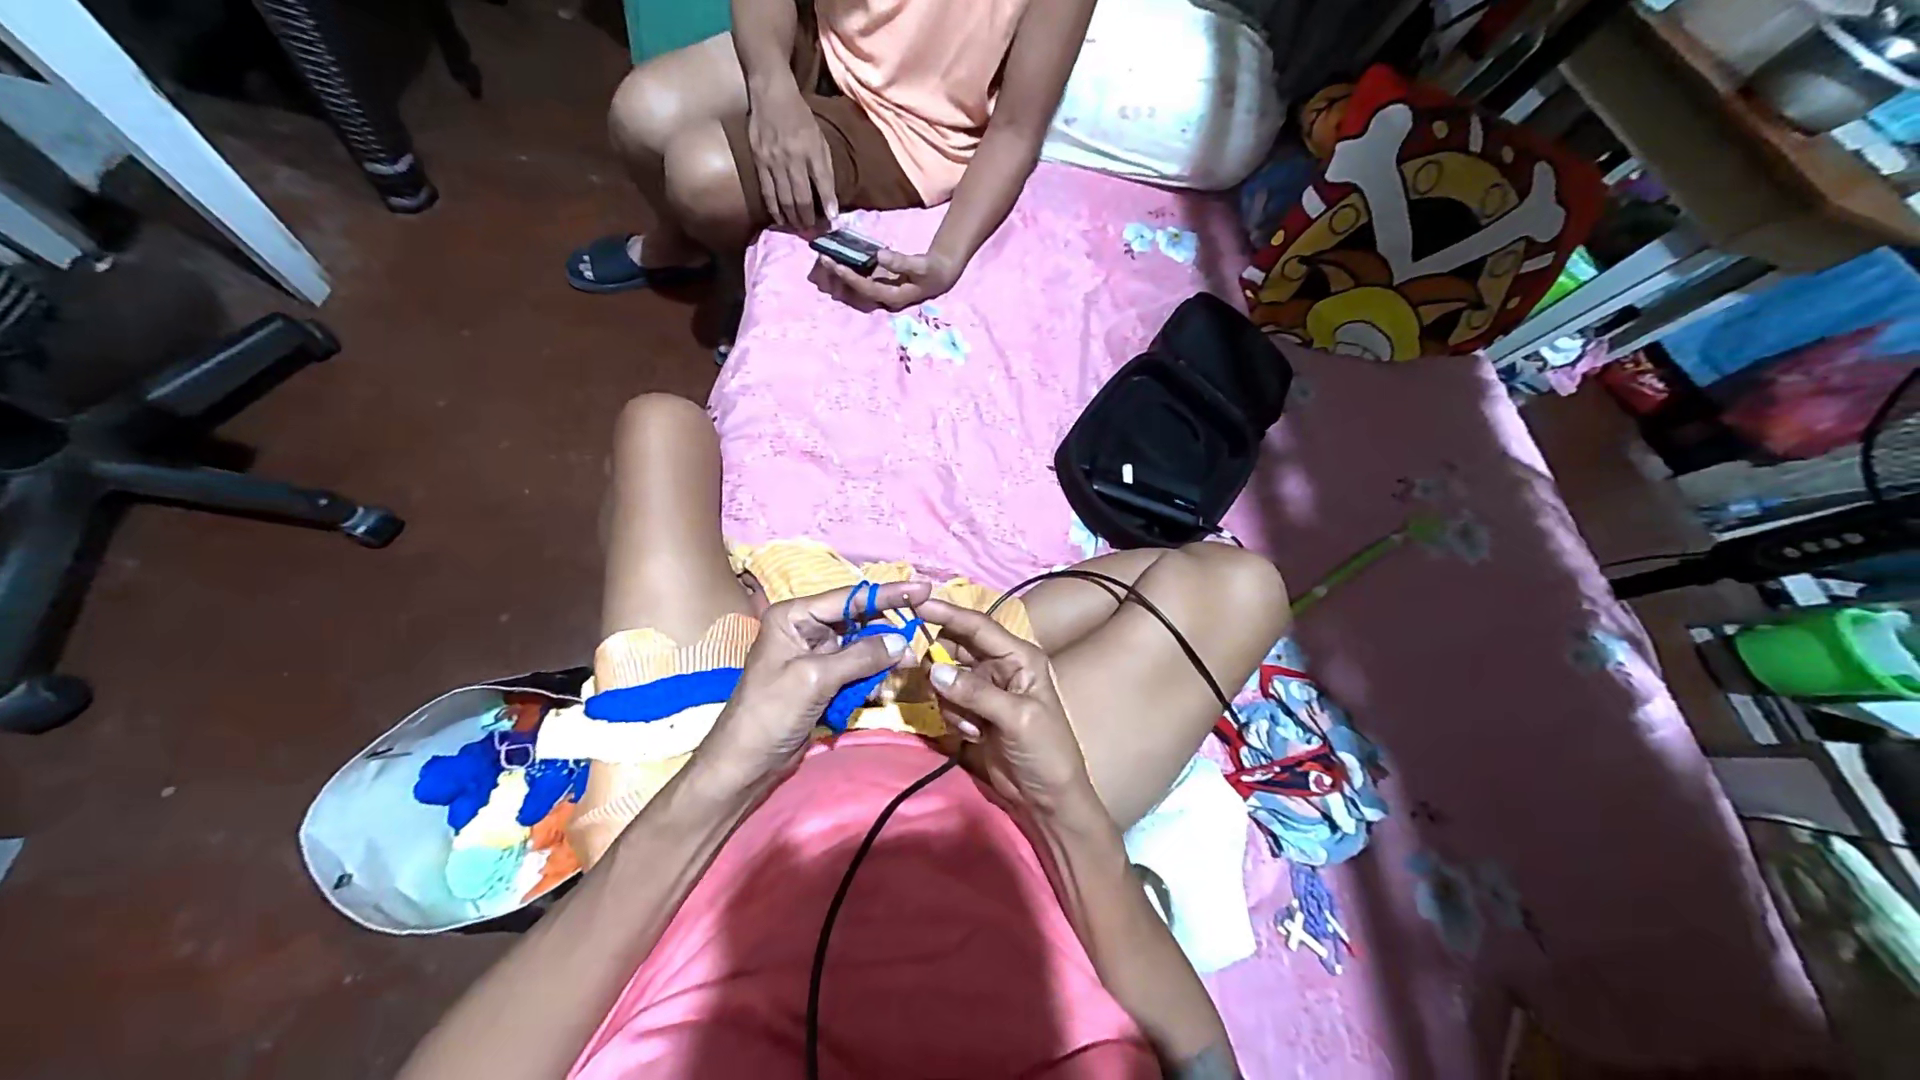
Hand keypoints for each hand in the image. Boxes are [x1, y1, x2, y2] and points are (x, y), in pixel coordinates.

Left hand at [699, 581, 931, 786]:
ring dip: (885, 655)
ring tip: (910, 663)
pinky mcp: (823, 681)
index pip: (848, 599)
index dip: (888, 594)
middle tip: (921, 632)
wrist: (746, 763)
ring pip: (861, 646)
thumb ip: (860, 656)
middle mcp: (805, 629)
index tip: (923, 588)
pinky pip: (857, 669)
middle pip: (858, 619)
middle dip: (889, 627)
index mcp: (793, 617)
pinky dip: (873, 675)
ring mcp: (815, 656)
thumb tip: (901, 641)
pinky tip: (888, 683)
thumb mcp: (815, 678)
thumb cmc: (770, 712)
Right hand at [746, 81, 836, 230]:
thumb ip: (825, 172)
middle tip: (811, 230)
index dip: (827, 206)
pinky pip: (767, 193)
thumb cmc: (801, 120)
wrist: (772, 94)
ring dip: (792, 219)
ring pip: (784, 199)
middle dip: (808, 219)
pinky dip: (774, 210)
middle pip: (801, 198)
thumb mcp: (820, 142)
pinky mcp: (759, 162)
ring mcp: (773, 161)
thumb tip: (830, 204)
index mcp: (812, 151)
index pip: (823, 185)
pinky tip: (780, 220)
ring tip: (798, 228)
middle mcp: (793, 158)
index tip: (832, 222)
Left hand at [820, 248, 961, 311]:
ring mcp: (879, 290)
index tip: (836, 265)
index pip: (867, 288)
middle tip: (823, 258)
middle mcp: (882, 297)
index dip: (851, 278)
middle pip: (856, 289)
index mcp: (892, 296)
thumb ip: (901, 262)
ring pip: (855, 285)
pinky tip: (838, 257)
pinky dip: (849, 268)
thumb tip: (879, 255)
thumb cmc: (931, 272)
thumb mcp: (920, 266)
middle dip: (839, 275)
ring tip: (825, 257)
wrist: (939, 276)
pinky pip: (860, 277)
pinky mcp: (878, 282)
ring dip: (840, 273)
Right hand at [917, 598, 1100, 819]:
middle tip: (930, 680)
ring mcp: (983, 689)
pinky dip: (950, 715)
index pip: (977, 626)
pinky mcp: (971, 711)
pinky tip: (971, 735)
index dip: (947, 613)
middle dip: (939, 662)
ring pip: (945, 675)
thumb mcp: (1017, 719)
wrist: (1046, 800)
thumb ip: (976, 692)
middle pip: (955, 648)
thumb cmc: (1046, 753)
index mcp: (1019, 656)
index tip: (916, 603)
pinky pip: (945, 700)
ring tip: (971, 726)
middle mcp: (999, 666)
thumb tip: (934, 669)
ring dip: (948, 699)